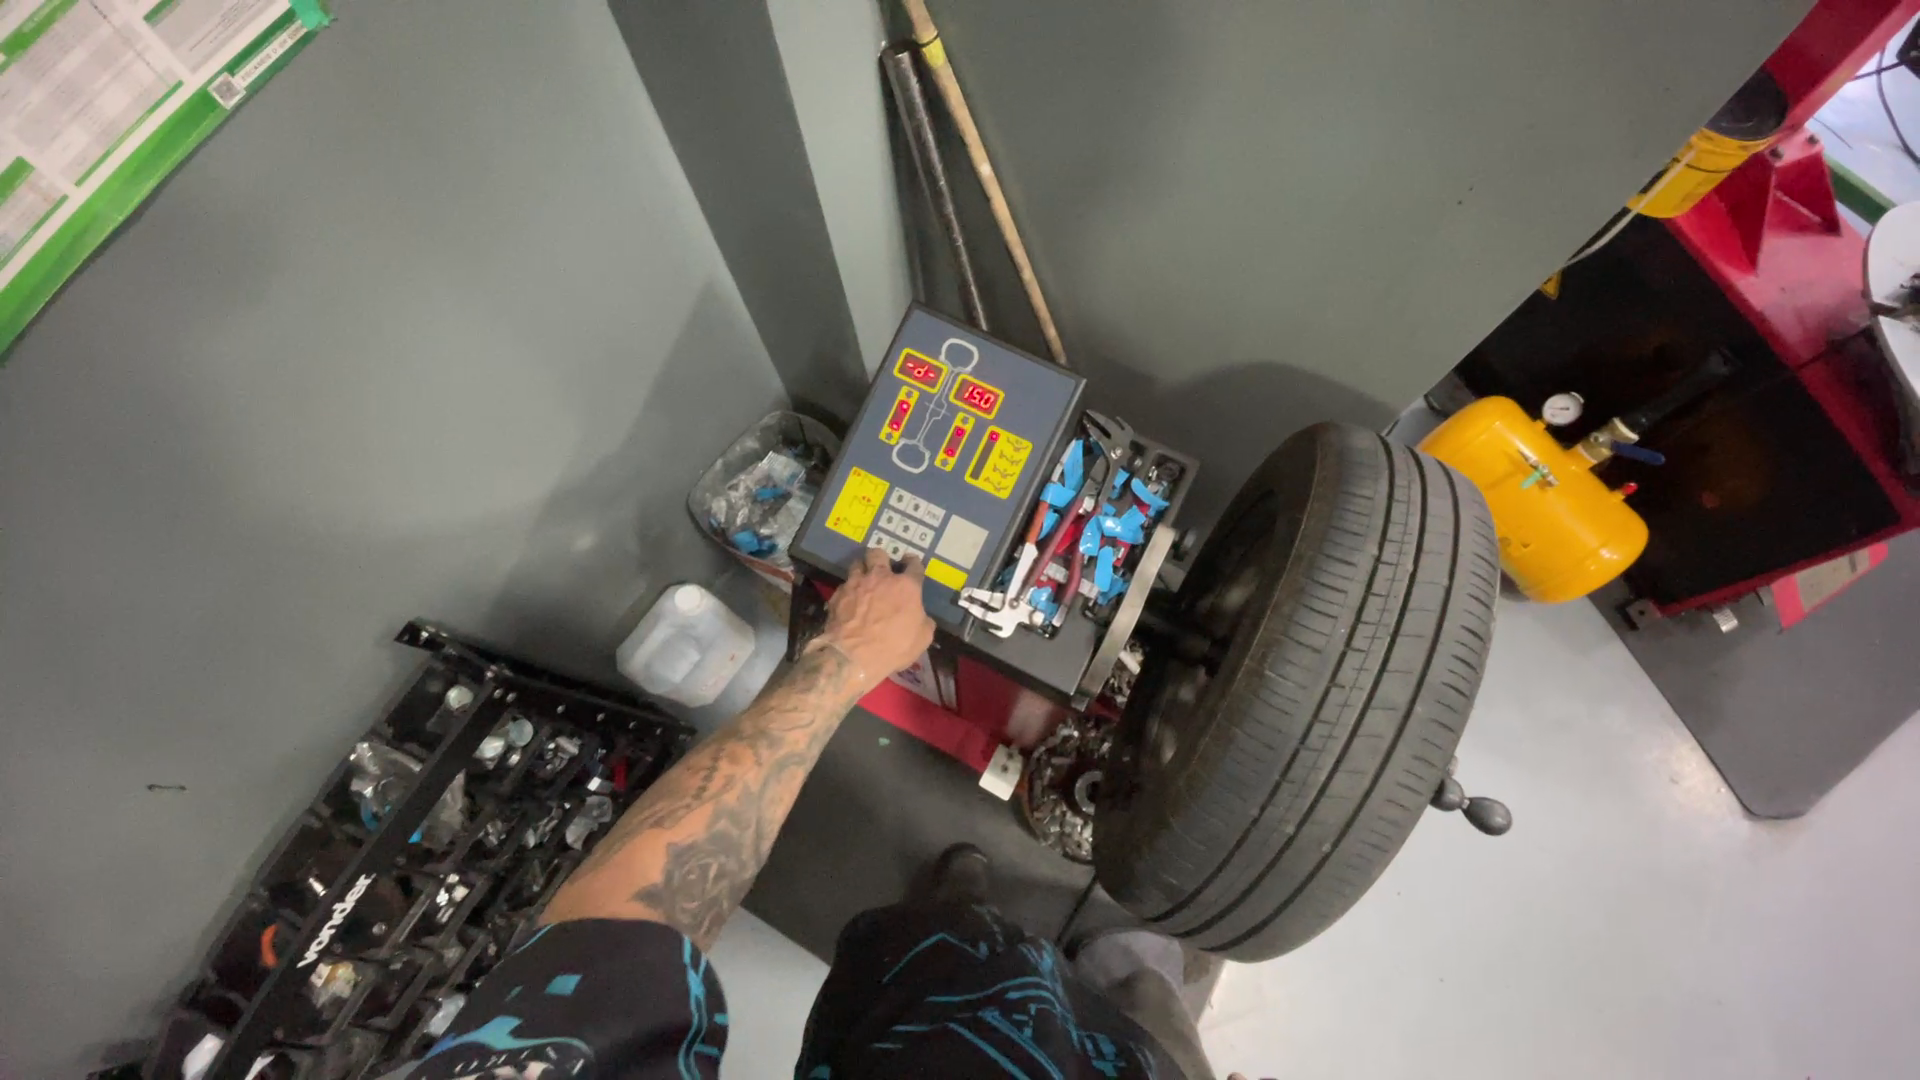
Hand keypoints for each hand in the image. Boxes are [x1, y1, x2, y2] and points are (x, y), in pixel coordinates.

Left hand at [812, 547, 935, 692]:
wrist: (853, 656)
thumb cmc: (893, 647)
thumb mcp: (922, 638)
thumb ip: (924, 621)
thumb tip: (921, 617)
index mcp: (906, 586)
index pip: (914, 565)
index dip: (913, 563)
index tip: (911, 564)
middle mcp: (880, 577)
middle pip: (878, 553)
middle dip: (881, 558)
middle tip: (881, 569)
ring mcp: (856, 584)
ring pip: (857, 564)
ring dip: (861, 570)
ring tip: (862, 581)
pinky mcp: (838, 594)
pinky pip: (844, 586)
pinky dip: (848, 591)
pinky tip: (848, 602)